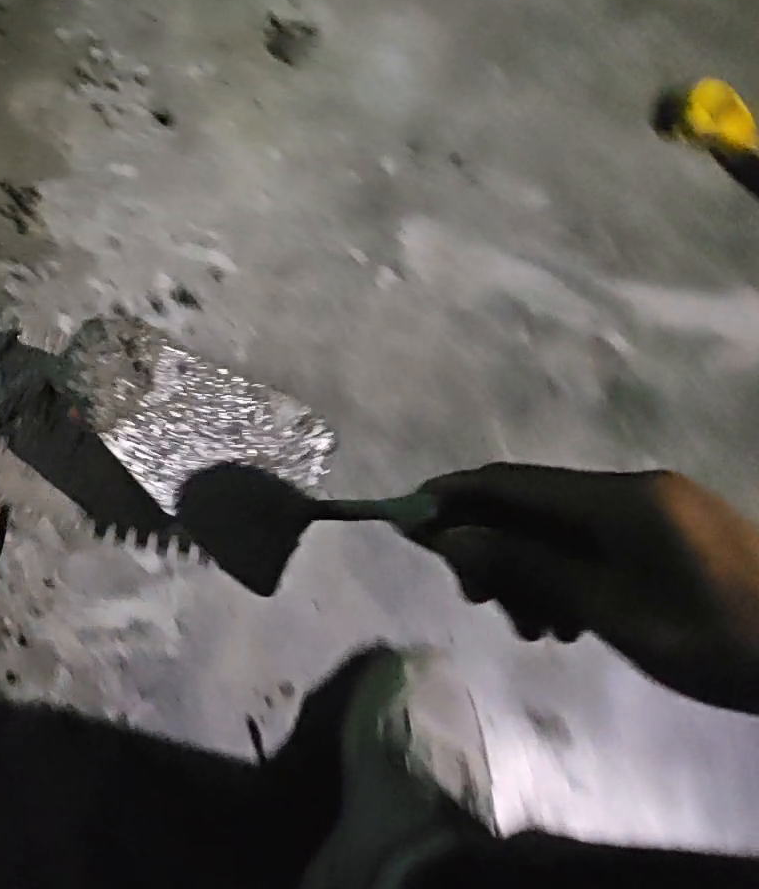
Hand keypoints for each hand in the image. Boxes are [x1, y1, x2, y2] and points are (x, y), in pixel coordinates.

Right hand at [417, 463, 758, 711]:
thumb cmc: (723, 643)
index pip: (506, 482)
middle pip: (527, 506)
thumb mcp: (611, 611)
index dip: (446, 496)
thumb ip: (525, 566)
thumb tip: (448, 536)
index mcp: (620, 499)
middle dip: (489, 548)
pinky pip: (592, 540)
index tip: (402, 520)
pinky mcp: (674, 532)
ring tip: (533, 625)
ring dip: (526, 569)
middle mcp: (634, 490)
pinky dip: (564, 571)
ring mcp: (658, 509)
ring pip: (556, 527)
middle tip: (476, 599)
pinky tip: (571, 617)